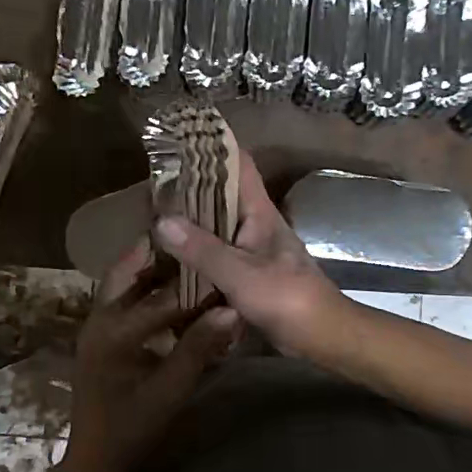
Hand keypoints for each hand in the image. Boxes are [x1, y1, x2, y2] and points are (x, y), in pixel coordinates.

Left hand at [65, 238, 240, 471]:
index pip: (163, 296)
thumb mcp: (169, 392)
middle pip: (128, 270)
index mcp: (114, 332)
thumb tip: (231, 307)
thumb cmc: (132, 429)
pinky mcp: (99, 336)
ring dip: (151, 266)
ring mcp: (95, 326)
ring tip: (187, 250)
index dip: (197, 280)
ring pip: (122, 281)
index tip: (224, 260)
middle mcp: (99, 319)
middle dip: (161, 252)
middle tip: (195, 231)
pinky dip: (144, 286)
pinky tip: (171, 286)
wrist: (95, 459)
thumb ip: (197, 348)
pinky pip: (121, 298)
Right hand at [152, 149, 347, 357]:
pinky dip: (195, 250)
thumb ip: (202, 249)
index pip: (239, 164)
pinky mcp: (248, 273)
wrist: (320, 335)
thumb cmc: (287, 298)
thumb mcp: (240, 273)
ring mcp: (252, 249)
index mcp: (259, 212)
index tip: (181, 136)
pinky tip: (171, 256)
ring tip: (153, 215)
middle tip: (151, 184)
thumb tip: (161, 221)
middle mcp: (254, 223)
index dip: (214, 145)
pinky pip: (216, 253)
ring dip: (190, 220)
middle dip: (190, 186)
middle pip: (221, 193)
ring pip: (216, 224)